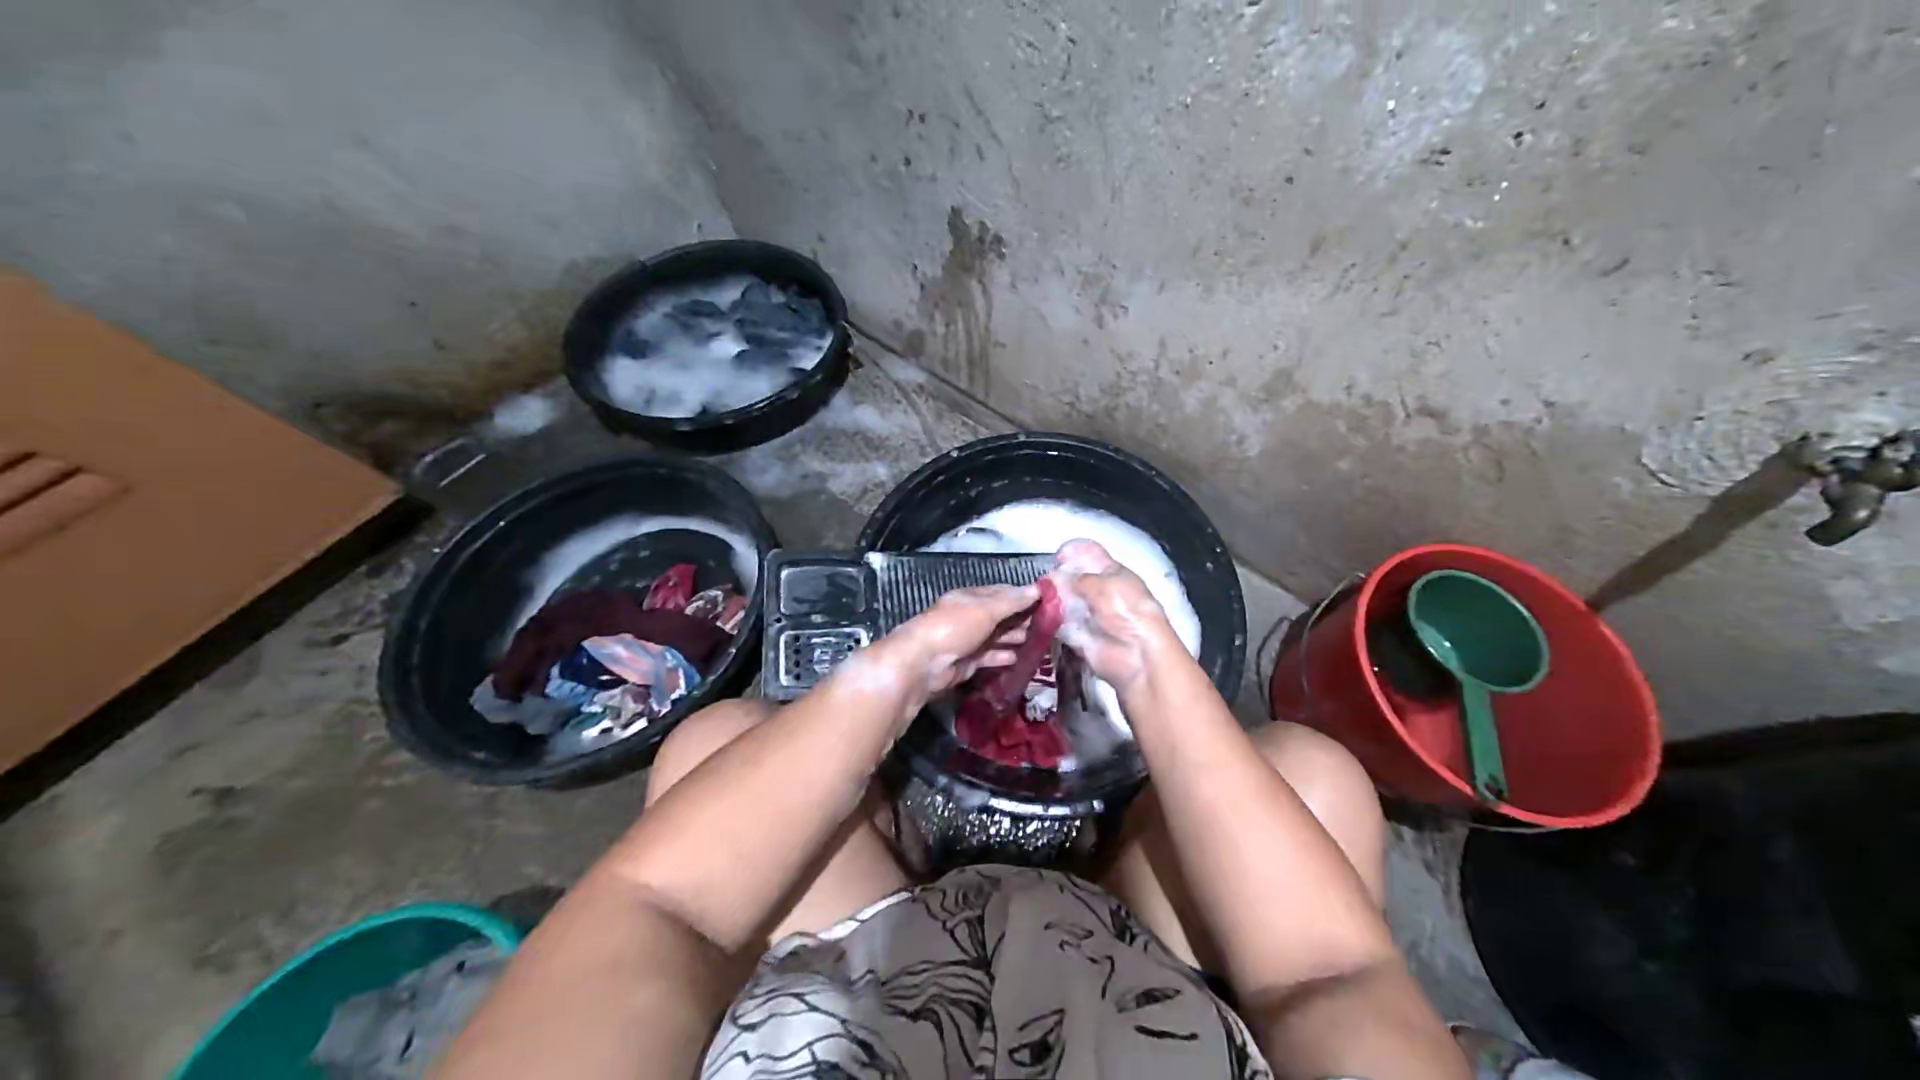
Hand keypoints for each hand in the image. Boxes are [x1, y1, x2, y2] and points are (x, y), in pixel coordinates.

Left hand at [833, 584, 1038, 729]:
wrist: (924, 663)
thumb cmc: (954, 627)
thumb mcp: (985, 609)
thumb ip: (1011, 602)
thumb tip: (1036, 589)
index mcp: (969, 598)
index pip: (1000, 593)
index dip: (1022, 596)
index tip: (1046, 601)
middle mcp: (968, 617)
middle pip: (1000, 616)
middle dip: (1021, 619)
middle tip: (1049, 625)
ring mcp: (967, 641)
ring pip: (996, 637)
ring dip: (1015, 638)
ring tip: (1040, 642)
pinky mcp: (966, 663)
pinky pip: (989, 657)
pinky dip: (1004, 656)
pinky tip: (1020, 658)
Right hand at [1052, 539, 1180, 691]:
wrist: (1136, 653)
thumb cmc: (1127, 610)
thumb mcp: (1104, 584)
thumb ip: (1078, 577)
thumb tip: (1057, 578)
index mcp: (1112, 573)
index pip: (1090, 554)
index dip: (1073, 551)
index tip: (1057, 556)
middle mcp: (1100, 592)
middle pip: (1072, 578)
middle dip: (1057, 577)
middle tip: (1043, 582)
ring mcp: (1088, 614)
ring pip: (1062, 600)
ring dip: (1051, 599)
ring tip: (1040, 599)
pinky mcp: (1078, 635)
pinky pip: (1058, 624)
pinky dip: (1050, 620)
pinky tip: (1042, 617)